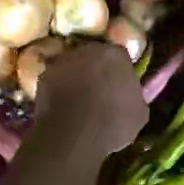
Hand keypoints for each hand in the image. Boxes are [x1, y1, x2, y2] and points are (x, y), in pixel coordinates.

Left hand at [31, 42, 146, 161]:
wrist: (75, 135)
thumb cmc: (114, 123)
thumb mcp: (139, 114)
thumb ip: (136, 97)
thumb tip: (133, 95)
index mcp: (115, 54)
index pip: (121, 57)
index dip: (120, 73)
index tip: (121, 88)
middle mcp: (88, 49)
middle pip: (95, 56)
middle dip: (97, 71)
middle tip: (100, 92)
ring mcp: (62, 60)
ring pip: (74, 66)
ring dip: (77, 78)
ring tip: (80, 101)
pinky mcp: (44, 75)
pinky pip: (57, 80)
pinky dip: (60, 89)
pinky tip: (65, 107)